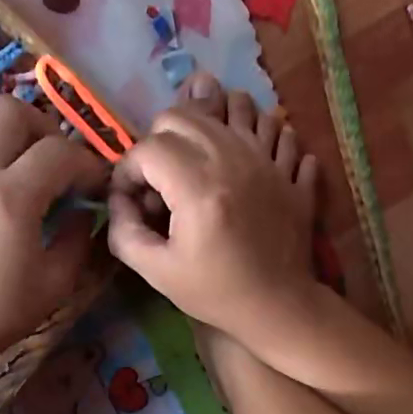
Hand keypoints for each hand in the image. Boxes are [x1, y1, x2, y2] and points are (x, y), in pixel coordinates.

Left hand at [0, 96, 107, 377]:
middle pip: (12, 111)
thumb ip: (78, 235)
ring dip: (11, 128)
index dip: (88, 163)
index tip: (98, 183)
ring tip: (29, 161)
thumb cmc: (3, 311)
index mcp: (9, 200)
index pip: (59, 152)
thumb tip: (84, 208)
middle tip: (61, 162)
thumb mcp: (59, 280)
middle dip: (48, 129)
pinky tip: (0, 175)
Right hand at [105, 106, 324, 358]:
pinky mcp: (294, 172)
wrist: (279, 308)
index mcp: (198, 188)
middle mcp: (234, 161)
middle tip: (163, 177)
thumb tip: (118, 198)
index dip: (129, 169)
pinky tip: (249, 160)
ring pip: (237, 105)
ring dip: (213, 122)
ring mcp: (270, 161)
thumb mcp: (157, 273)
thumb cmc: (217, 293)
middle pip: (185, 114)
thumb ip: (125, 231)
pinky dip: (261, 134)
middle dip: (161, 140)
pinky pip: (279, 129)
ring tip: (204, 156)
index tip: (134, 198)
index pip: (149, 147)